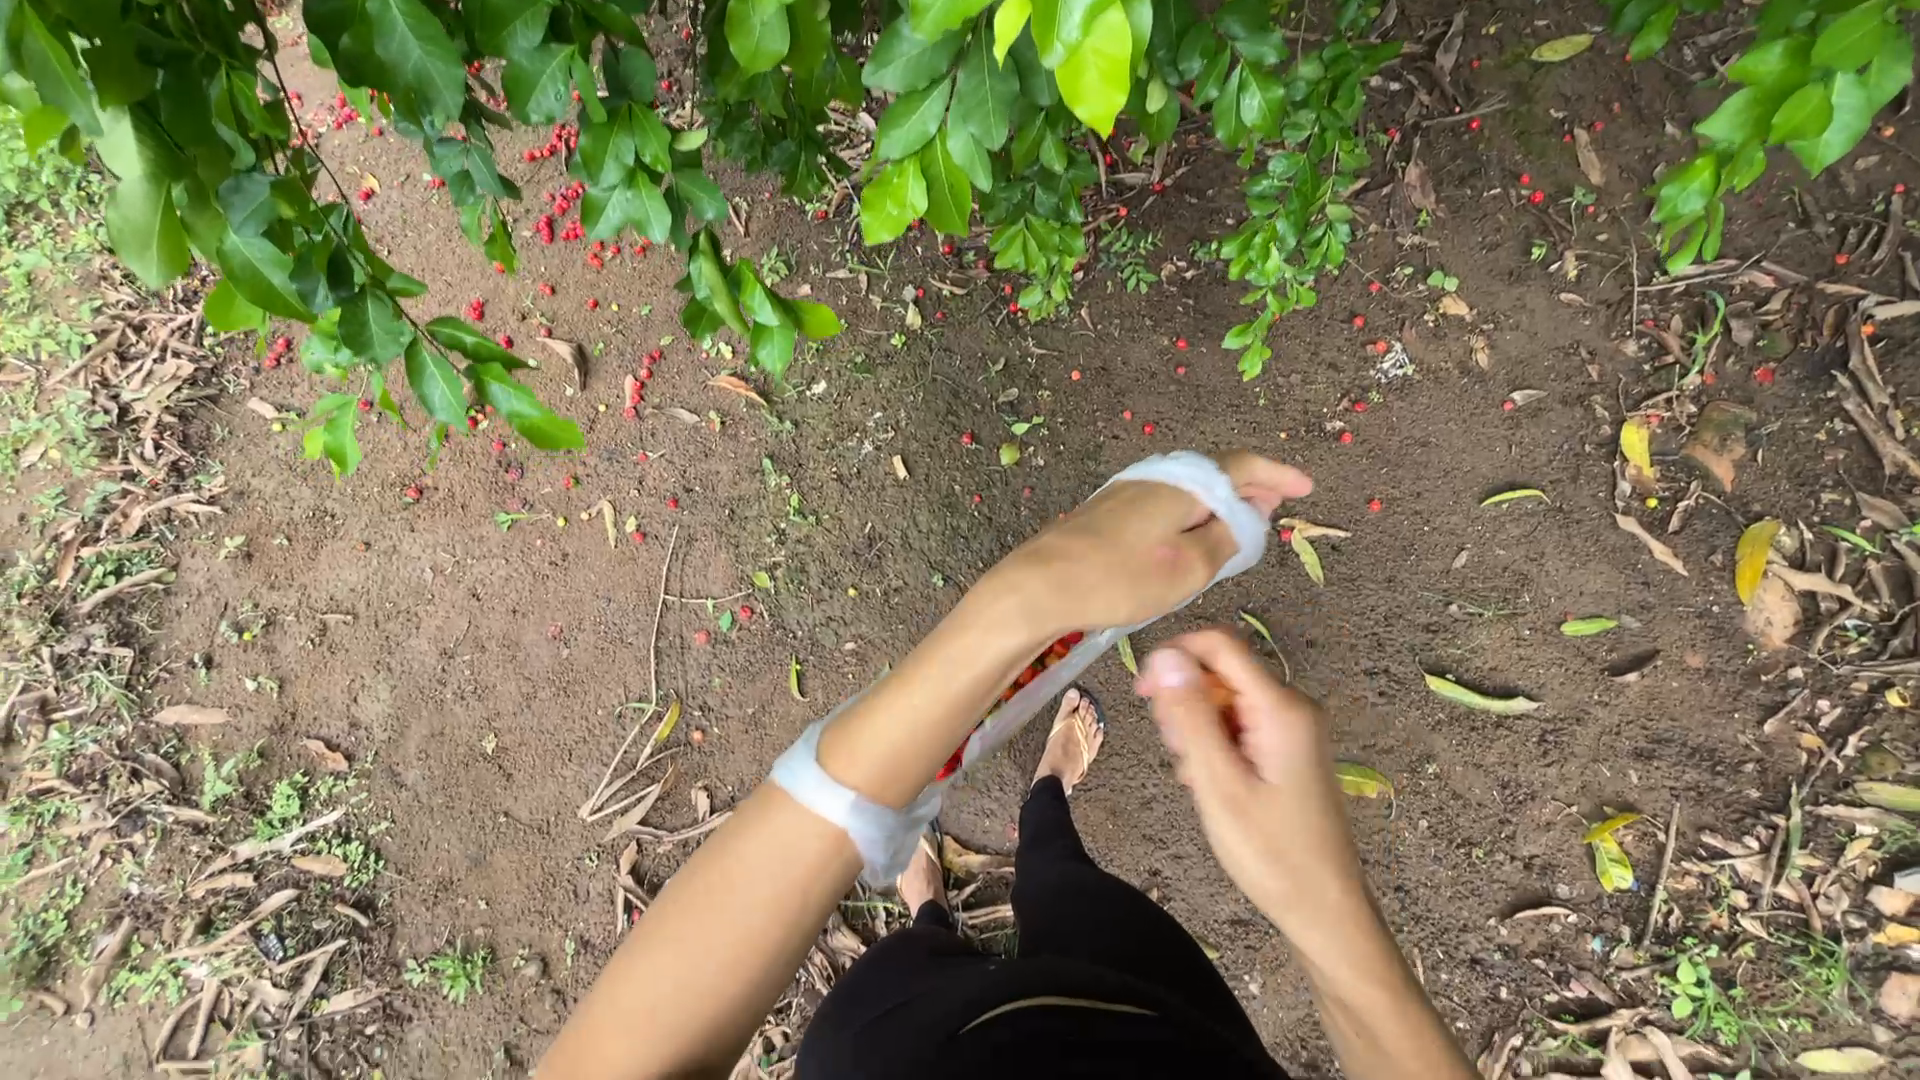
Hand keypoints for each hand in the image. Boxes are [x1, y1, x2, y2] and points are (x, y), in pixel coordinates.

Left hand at [982, 451, 1310, 635]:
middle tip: (1274, 503)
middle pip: (1210, 475)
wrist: (1036, 587)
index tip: (1304, 486)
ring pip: (1184, 491)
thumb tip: (1250, 512)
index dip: (1275, 474)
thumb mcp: (1187, 567)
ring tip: (1238, 521)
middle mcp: (1151, 479)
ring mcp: (1123, 494)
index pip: (1239, 467)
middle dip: (1247, 487)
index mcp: (1178, 485)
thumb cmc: (1117, 580)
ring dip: (1216, 502)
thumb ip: (1226, 537)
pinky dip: (1187, 514)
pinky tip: (1188, 535)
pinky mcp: (1104, 515)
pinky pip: (1161, 505)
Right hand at [1134, 629, 1367, 937]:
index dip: (1174, 656)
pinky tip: (1207, 780)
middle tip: (1173, 749)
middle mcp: (1291, 706)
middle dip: (1185, 700)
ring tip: (1192, 774)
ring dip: (1196, 726)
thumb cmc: (1270, 853)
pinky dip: (1213, 742)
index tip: (1144, 692)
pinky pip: (1237, 723)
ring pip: (1224, 699)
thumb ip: (1190, 716)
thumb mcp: (1218, 784)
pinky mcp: (1286, 748)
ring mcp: (1291, 727)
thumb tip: (1164, 656)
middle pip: (1220, 672)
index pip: (1219, 644)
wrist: (1324, 909)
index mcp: (1281, 707)